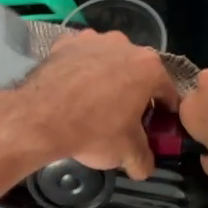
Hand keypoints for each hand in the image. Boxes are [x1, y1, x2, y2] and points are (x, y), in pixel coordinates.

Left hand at [0, 29, 177, 178]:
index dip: (165, 112)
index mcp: (149, 68)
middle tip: (125, 118)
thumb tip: (144, 168)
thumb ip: (144, 160)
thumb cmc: (94, 131)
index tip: (157, 126)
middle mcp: (125, 45)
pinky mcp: (65, 42)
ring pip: (109, 61)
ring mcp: (93, 39)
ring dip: (108, 78)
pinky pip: (81, 58)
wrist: (39, 119)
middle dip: (135, 93)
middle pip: (138, 72)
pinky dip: (82, 70)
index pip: (168, 91)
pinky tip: (74, 91)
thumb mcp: (127, 153)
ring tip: (96, 104)